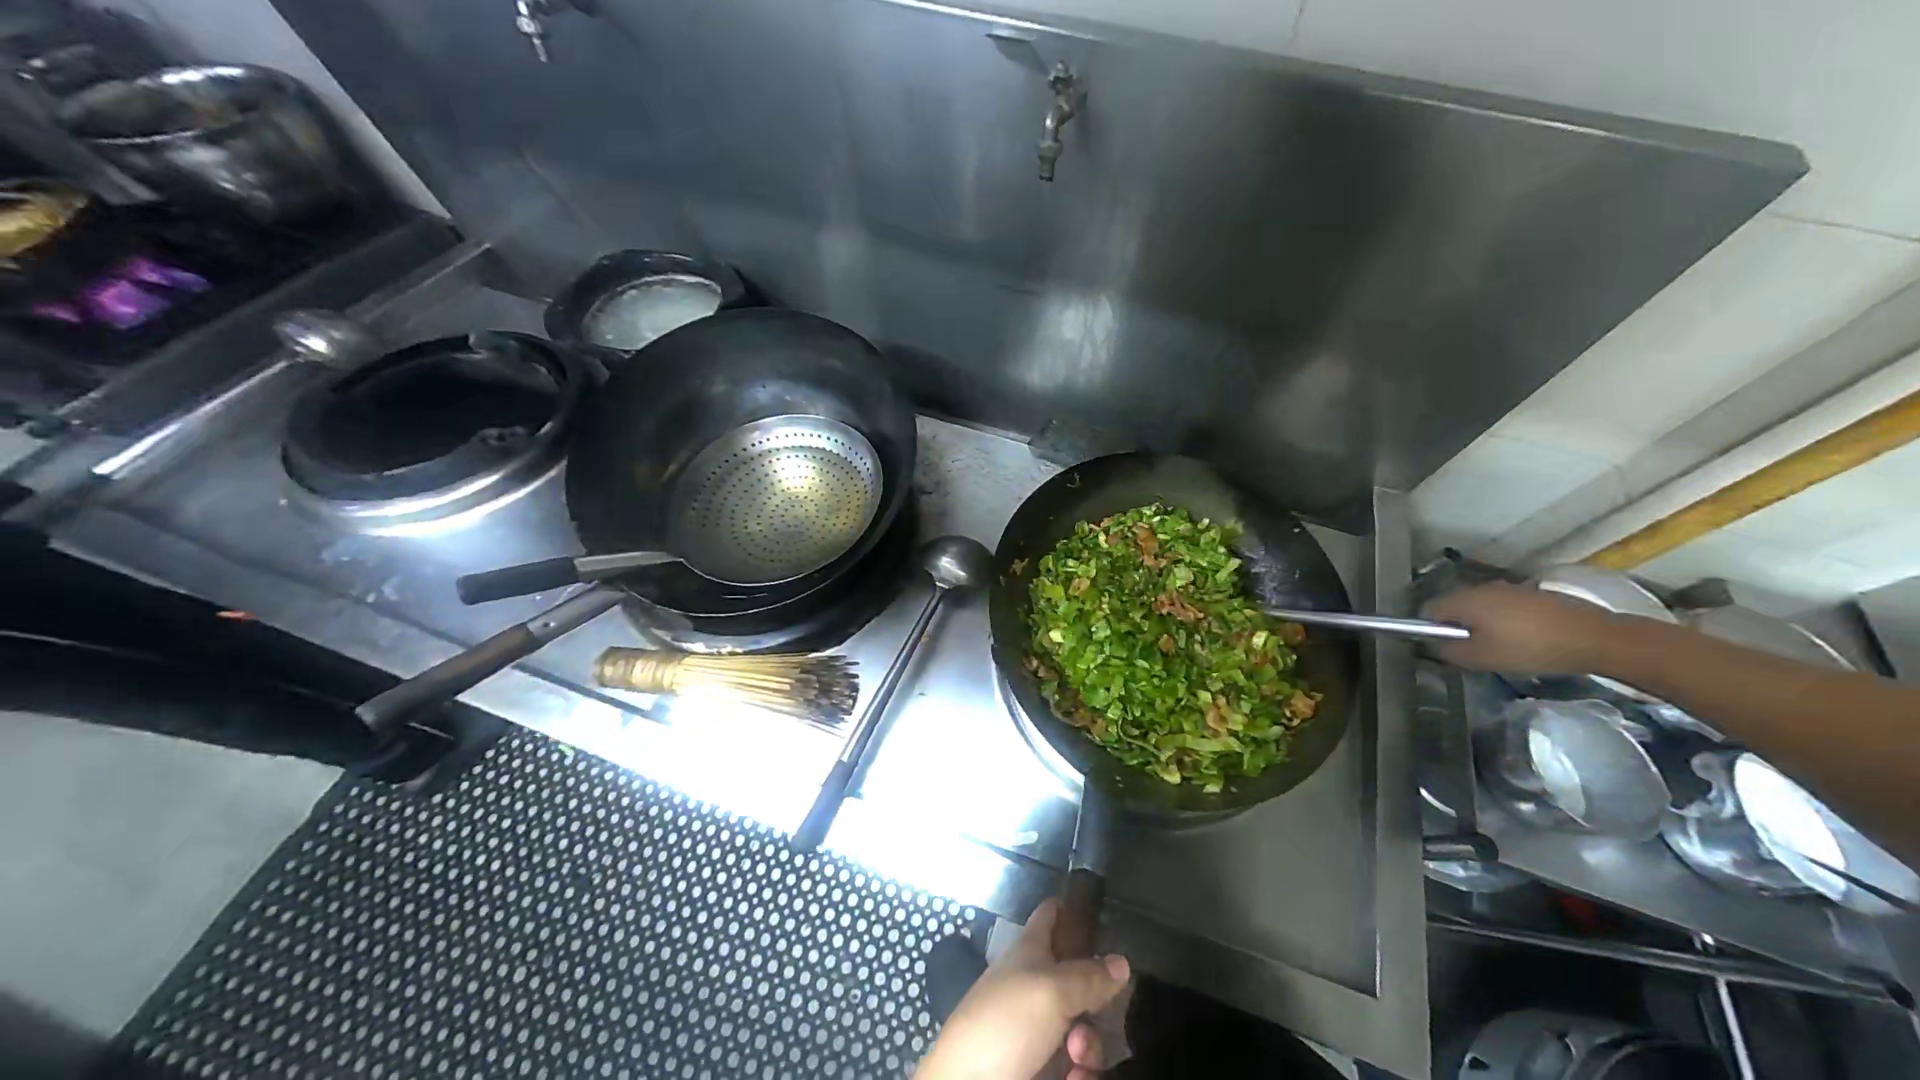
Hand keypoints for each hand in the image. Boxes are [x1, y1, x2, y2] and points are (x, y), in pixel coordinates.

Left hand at [914, 899, 1130, 1079]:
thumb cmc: (1005, 1023)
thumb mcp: (1051, 990)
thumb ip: (1089, 976)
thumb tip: (1121, 961)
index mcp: (1030, 952)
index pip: (1050, 917)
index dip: (1071, 911)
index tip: (1098, 918)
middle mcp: (1037, 985)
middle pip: (1082, 980)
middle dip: (1098, 1001)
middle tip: (1095, 1016)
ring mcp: (1040, 1028)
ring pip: (1085, 1027)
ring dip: (1091, 1044)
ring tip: (1077, 1057)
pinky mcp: (1044, 1067)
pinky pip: (1078, 1065)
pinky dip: (1082, 1073)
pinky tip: (1074, 1079)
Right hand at [1421, 582, 1617, 674]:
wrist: (1595, 638)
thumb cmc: (1530, 648)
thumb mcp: (1481, 658)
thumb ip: (1448, 651)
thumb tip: (1432, 645)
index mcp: (1465, 600)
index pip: (1428, 610)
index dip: (1428, 629)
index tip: (1443, 648)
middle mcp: (1482, 587)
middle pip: (1453, 605)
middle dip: (1455, 627)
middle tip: (1470, 651)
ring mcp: (1508, 588)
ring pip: (1478, 606)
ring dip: (1479, 624)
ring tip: (1496, 647)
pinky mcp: (1531, 593)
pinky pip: (1501, 606)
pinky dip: (1502, 621)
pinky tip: (1520, 639)